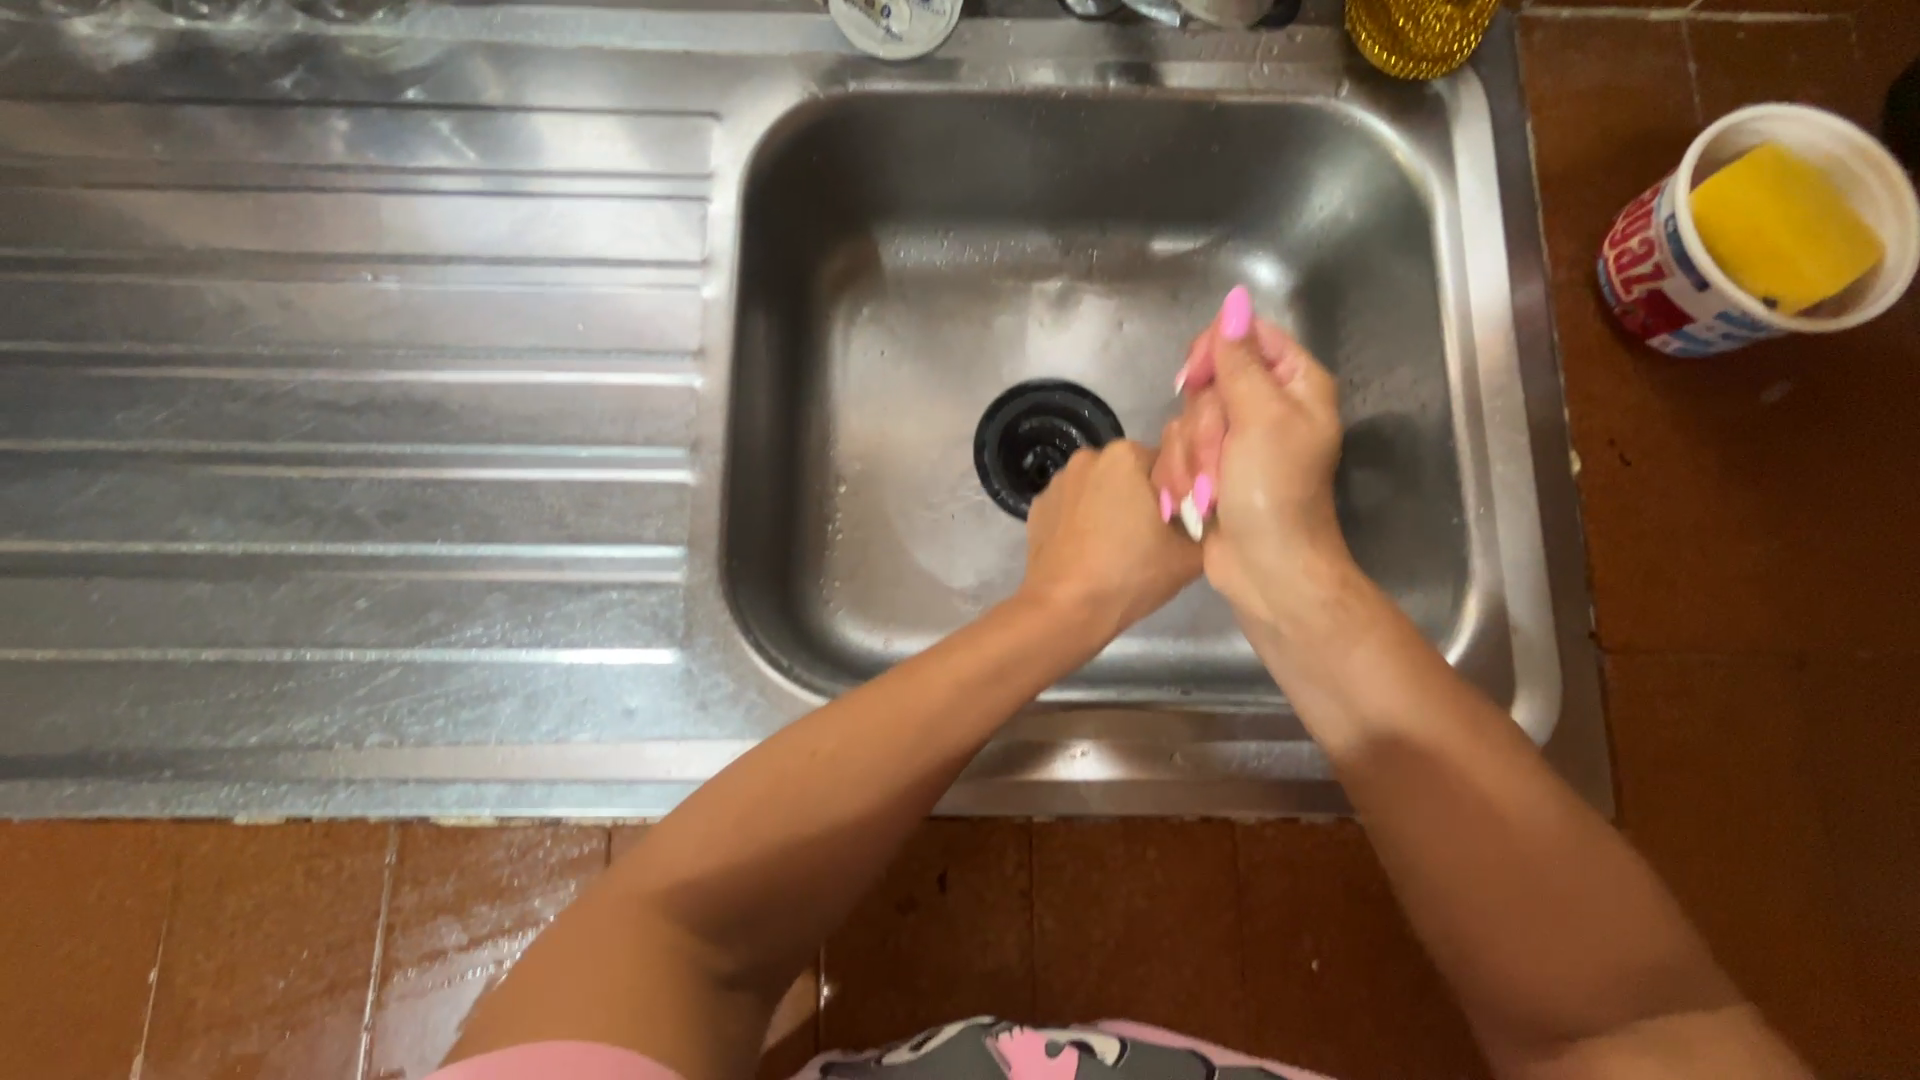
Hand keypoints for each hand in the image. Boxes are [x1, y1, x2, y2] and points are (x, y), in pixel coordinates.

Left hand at [1020, 439, 1202, 636]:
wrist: (1065, 609)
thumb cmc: (1131, 575)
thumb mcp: (1191, 554)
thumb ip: (1209, 525)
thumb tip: (1209, 515)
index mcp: (1126, 456)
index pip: (1166, 464)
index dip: (1176, 494)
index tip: (1177, 524)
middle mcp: (1088, 458)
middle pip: (1129, 473)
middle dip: (1140, 497)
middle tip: (1149, 537)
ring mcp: (1057, 482)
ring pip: (1098, 489)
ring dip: (1108, 506)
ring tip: (1115, 547)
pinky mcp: (1037, 507)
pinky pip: (1071, 506)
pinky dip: (1081, 521)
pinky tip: (1087, 551)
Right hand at [1150, 287, 1350, 627]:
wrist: (1263, 567)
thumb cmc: (1273, 492)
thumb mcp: (1261, 418)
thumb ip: (1241, 360)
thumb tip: (1235, 301)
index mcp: (1293, 384)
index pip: (1244, 336)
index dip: (1214, 353)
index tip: (1197, 381)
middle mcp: (1264, 405)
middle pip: (1208, 381)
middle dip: (1203, 425)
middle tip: (1221, 457)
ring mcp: (1234, 439)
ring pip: (1185, 420)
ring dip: (1190, 458)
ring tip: (1210, 492)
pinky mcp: (1209, 469)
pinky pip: (1177, 452)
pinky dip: (1182, 479)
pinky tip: (1195, 503)